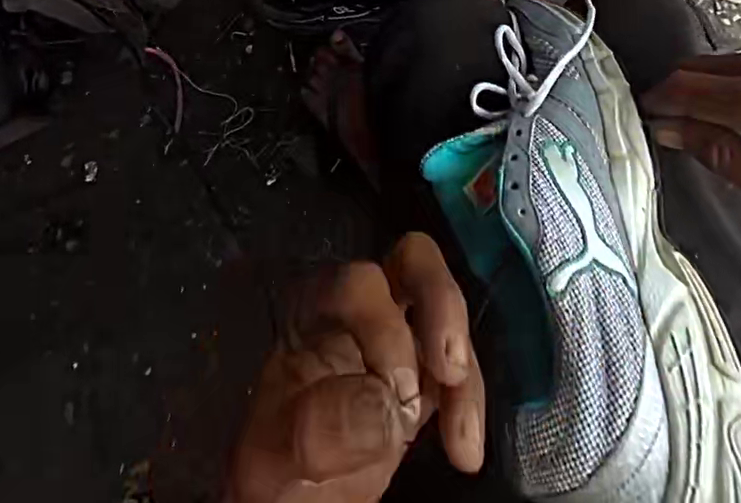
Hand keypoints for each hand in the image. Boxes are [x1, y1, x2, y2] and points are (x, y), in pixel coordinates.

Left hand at [224, 233, 485, 502]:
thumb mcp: (273, 458)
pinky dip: (469, 401)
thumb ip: (314, 429)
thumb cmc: (271, 473)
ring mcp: (397, 333)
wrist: (292, 500)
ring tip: (461, 441)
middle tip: (450, 365)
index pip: (356, 284)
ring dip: (462, 366)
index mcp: (314, 308)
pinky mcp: (424, 370)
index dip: (383, 326)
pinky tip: (463, 453)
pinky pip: (460, 365)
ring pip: (445, 310)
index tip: (396, 393)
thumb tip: (385, 402)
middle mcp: (360, 308)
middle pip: (412, 261)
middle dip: (441, 302)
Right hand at [640, 42, 740, 252]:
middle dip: (674, 93)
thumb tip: (673, 131)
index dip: (658, 104)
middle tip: (667, 123)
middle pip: (696, 68)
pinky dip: (732, 80)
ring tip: (704, 122)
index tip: (645, 118)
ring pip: (719, 61)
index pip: (688, 91)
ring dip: (701, 87)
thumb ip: (722, 158)